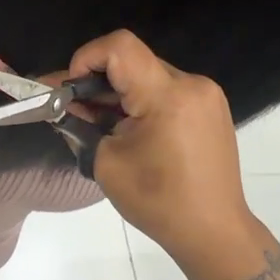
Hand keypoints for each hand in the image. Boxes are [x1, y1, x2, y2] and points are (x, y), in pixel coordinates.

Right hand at [67, 30, 257, 260]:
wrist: (213, 232)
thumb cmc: (157, 202)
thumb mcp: (105, 162)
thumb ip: (82, 124)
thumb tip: (66, 105)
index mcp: (168, 96)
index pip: (119, 47)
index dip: (85, 58)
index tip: (71, 90)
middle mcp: (192, 85)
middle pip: (132, 60)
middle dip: (97, 80)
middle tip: (74, 110)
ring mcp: (206, 95)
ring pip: (147, 74)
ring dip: (119, 92)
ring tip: (101, 124)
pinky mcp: (210, 108)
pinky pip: (166, 89)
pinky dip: (140, 101)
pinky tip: (130, 130)